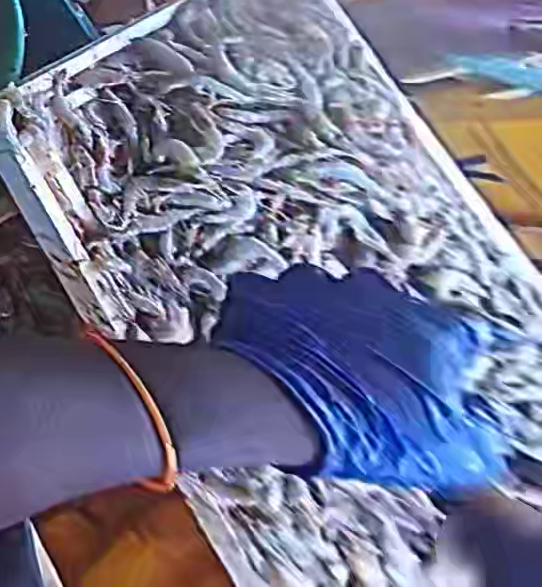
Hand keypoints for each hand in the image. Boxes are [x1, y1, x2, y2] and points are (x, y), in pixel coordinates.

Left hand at [210, 265, 506, 489]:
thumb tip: (474, 414)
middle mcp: (367, 296)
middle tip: (366, 341)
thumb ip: (471, 420)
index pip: (455, 325)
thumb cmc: (372, 429)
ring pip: (314, 280)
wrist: (281, 406)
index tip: (435, 357)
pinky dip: (261, 301)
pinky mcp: (253, 289)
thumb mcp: (453, 447)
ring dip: (314, 299)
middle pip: (377, 290)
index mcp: (430, 329)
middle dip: (374, 310)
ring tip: (309, 329)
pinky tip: (260, 322)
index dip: (444, 342)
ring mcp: (304, 287)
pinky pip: (258, 286)